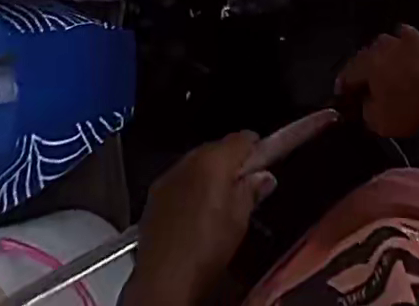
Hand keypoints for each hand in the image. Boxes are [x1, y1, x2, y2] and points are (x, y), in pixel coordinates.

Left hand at [124, 133, 275, 305]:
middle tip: (241, 185)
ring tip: (216, 200)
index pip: (242, 137)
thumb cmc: (208, 247)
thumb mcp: (239, 220)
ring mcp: (169, 175)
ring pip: (196, 163)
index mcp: (215, 160)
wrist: (161, 280)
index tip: (262, 162)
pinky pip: (179, 180)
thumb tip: (264, 176)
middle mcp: (190, 159)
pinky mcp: (153, 194)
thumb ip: (252, 190)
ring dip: (208, 173)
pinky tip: (192, 211)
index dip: (256, 147)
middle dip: (231, 161)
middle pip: (217, 148)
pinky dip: (189, 187)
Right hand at [335, 24, 418, 136]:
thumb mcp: (380, 122)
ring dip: (382, 63)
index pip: (346, 74)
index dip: (343, 89)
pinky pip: (405, 44)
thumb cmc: (412, 105)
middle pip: (364, 59)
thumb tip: (366, 105)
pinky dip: (403, 53)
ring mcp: (402, 40)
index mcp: (366, 62)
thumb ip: (365, 112)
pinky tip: (405, 61)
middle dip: (363, 74)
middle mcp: (381, 45)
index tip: (344, 99)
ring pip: (384, 50)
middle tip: (364, 92)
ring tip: (386, 80)